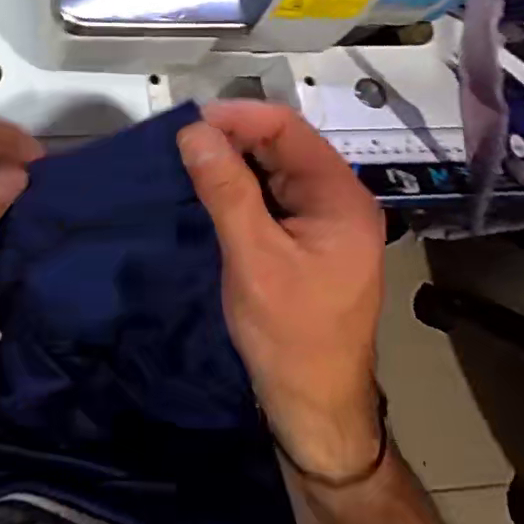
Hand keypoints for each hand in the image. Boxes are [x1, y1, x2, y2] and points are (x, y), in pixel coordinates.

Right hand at [177, 100, 387, 481]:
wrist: (313, 406)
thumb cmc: (290, 335)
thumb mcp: (253, 259)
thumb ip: (226, 190)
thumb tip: (193, 131)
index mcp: (341, 197)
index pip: (288, 129)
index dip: (239, 117)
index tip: (190, 123)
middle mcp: (337, 197)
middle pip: (282, 143)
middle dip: (232, 136)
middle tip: (181, 144)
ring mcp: (322, 216)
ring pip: (272, 166)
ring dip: (232, 159)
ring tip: (188, 161)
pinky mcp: (305, 234)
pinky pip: (270, 191)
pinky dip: (238, 183)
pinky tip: (209, 187)